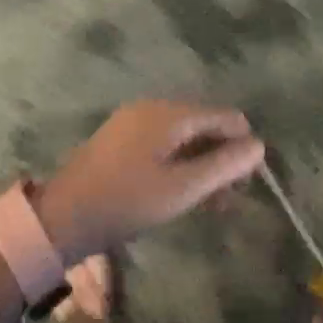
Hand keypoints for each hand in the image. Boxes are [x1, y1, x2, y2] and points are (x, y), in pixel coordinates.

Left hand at [35, 100, 264, 262]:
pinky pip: (163, 141)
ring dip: (201, 163)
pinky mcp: (121, 138)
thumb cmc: (127, 201)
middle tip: (227, 198)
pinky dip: (179, 162)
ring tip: (209, 202)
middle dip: (221, 155)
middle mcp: (153, 107)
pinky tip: (179, 191)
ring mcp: (134, 120)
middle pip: (203, 123)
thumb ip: (223, 166)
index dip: (242, 145)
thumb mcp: (181, 189)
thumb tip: (260, 145)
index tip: (245, 183)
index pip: (224, 116)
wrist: (63, 216)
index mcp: (169, 113)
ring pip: (183, 135)